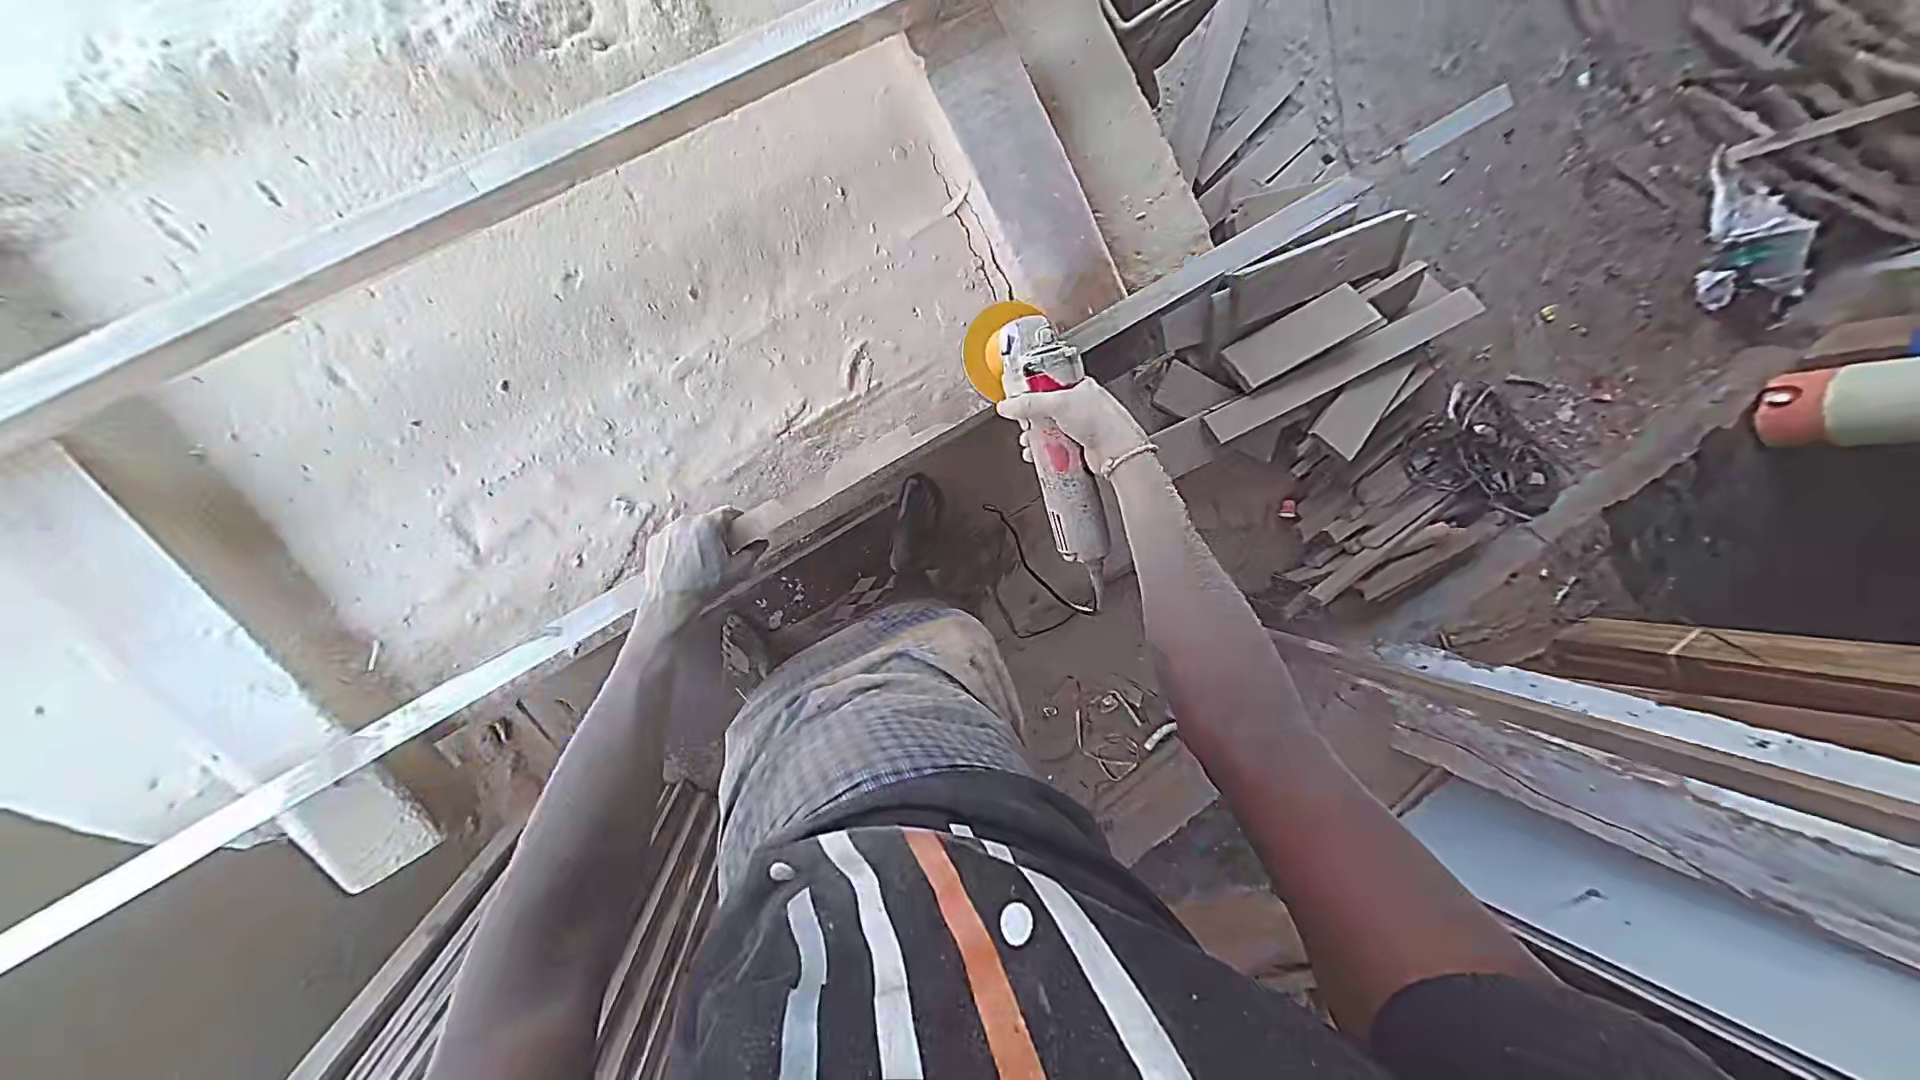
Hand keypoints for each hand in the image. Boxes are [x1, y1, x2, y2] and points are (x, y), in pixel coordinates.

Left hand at [638, 507, 762, 626]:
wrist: (670, 601)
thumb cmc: (704, 585)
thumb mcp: (738, 570)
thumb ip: (753, 552)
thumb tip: (761, 543)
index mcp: (709, 524)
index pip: (728, 512)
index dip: (737, 521)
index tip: (738, 532)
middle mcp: (687, 521)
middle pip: (707, 520)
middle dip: (715, 532)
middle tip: (720, 551)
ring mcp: (668, 530)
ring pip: (689, 529)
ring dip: (696, 538)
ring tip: (699, 560)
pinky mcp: (655, 541)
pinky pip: (672, 538)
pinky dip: (679, 546)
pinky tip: (683, 564)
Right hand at [994, 378, 1149, 473]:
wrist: (1117, 452)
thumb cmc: (1100, 421)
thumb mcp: (1058, 404)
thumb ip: (1028, 404)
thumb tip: (1006, 405)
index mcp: (1080, 385)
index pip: (1049, 383)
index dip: (1032, 392)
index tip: (1018, 400)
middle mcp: (1081, 404)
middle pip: (1047, 410)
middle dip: (1031, 420)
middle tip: (1023, 424)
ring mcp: (1081, 426)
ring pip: (1050, 429)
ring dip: (1036, 438)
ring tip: (1028, 443)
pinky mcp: (1080, 445)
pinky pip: (1056, 446)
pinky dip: (1045, 451)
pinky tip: (1038, 455)